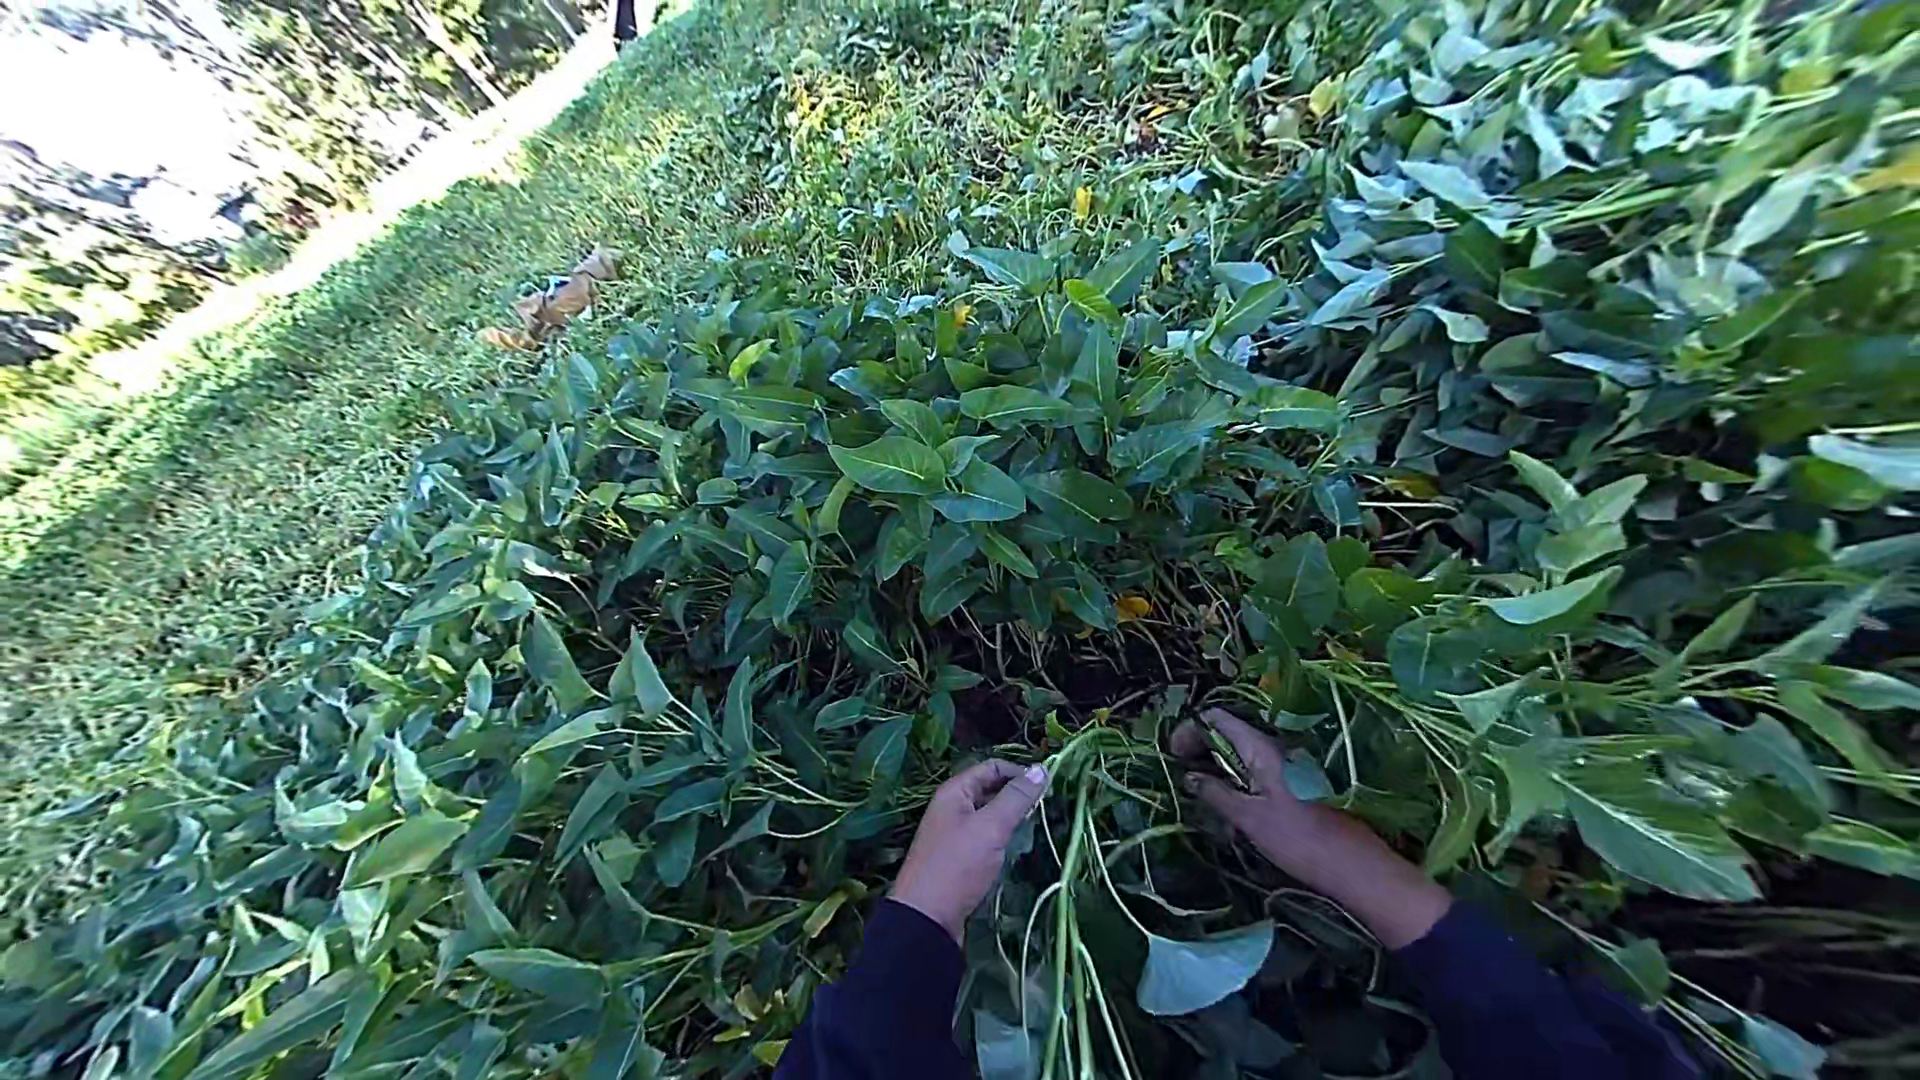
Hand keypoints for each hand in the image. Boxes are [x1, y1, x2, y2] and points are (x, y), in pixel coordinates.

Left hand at [891, 759, 1048, 943]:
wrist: (926, 920)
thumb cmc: (958, 865)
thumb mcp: (991, 827)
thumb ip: (1016, 798)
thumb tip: (1042, 769)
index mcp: (955, 792)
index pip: (992, 767)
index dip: (1019, 772)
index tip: (1048, 786)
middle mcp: (952, 807)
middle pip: (990, 789)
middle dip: (1017, 795)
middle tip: (1046, 807)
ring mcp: (954, 834)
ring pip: (989, 815)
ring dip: (1012, 818)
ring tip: (1036, 827)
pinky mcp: (959, 858)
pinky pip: (985, 838)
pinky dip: (1002, 839)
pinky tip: (1017, 849)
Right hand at [1172, 709, 1451, 948]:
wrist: (1362, 871)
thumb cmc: (1301, 841)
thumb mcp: (1249, 818)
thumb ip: (1215, 792)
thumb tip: (1189, 776)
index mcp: (1261, 747)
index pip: (1217, 718)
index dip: (1190, 729)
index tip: (1173, 755)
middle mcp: (1275, 748)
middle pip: (1228, 733)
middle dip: (1200, 749)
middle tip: (1183, 775)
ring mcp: (1288, 765)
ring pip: (1242, 753)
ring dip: (1217, 768)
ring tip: (1205, 797)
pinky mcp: (1297, 784)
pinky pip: (1257, 770)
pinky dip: (1237, 780)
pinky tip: (1232, 809)